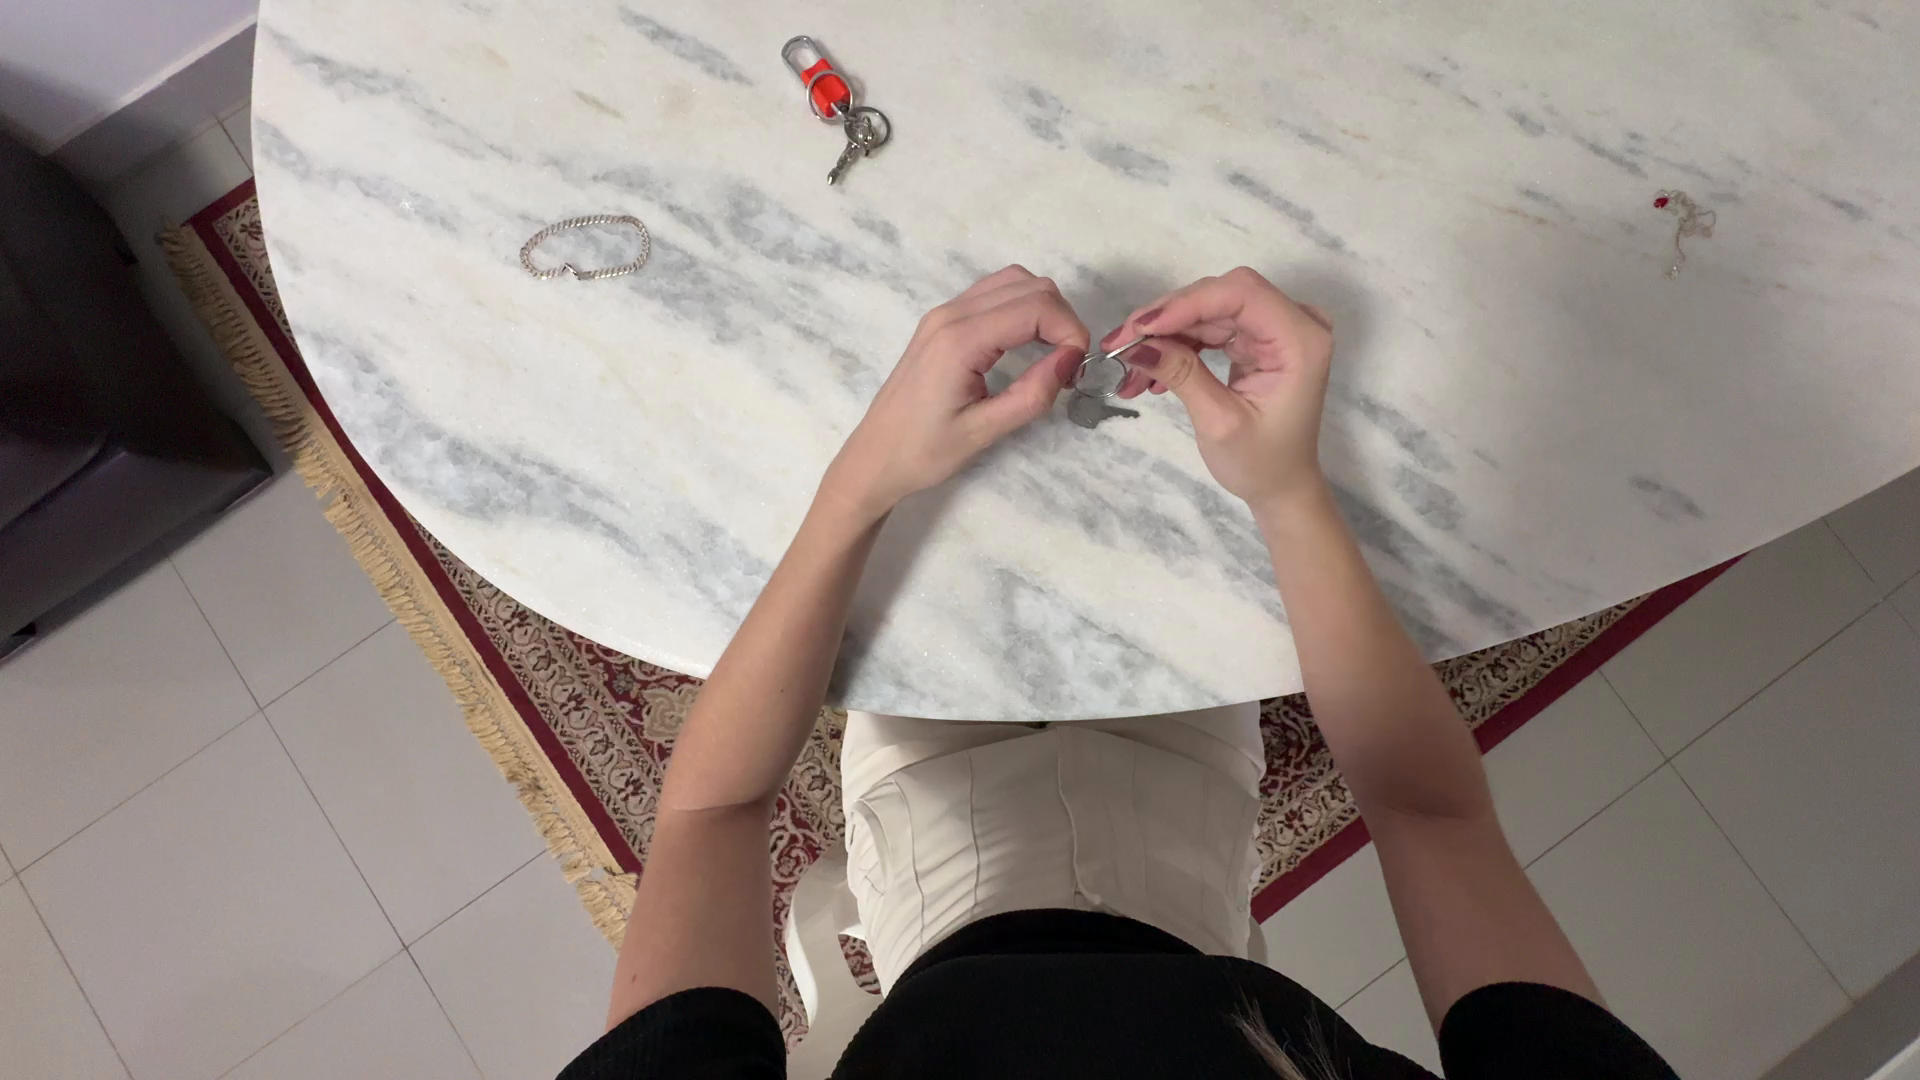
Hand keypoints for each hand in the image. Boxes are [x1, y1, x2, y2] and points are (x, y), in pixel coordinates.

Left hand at [821, 266, 1088, 520]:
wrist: (874, 458)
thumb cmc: (923, 453)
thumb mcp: (983, 432)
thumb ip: (1031, 395)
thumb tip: (1071, 360)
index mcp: (960, 340)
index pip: (1035, 306)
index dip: (1069, 330)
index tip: (1078, 367)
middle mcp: (950, 315)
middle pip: (1029, 285)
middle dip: (1061, 318)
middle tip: (1069, 363)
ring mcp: (942, 315)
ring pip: (1012, 282)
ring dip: (1043, 310)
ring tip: (1053, 353)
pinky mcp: (941, 324)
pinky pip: (992, 296)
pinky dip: (1021, 310)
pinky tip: (1027, 345)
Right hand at [1107, 267, 1332, 509]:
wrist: (1281, 486)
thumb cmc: (1261, 462)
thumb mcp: (1219, 422)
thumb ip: (1182, 375)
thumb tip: (1137, 346)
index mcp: (1299, 340)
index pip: (1240, 295)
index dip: (1187, 304)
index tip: (1139, 327)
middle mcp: (1293, 323)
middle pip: (1220, 296)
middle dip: (1167, 317)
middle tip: (1120, 344)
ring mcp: (1274, 329)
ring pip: (1208, 310)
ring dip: (1164, 334)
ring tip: (1127, 366)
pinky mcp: (1256, 340)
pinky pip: (1210, 328)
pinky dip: (1177, 344)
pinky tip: (1149, 370)